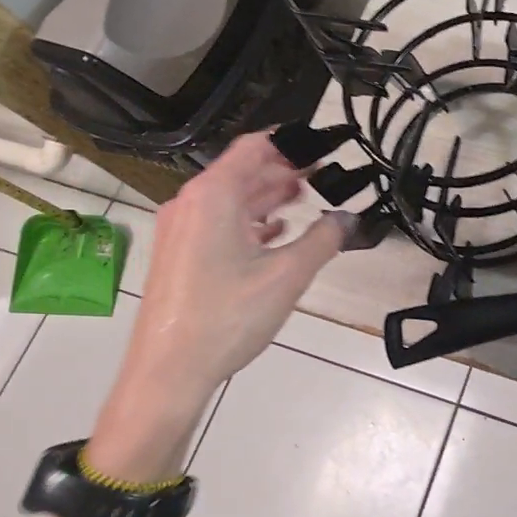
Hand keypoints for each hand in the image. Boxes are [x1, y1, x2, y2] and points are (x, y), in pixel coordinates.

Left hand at [86, 133, 348, 480]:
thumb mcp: (287, 276)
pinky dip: (248, 222)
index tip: (325, 148)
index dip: (291, 144)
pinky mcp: (178, 253)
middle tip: (324, 177)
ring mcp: (180, 228)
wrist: (167, 372)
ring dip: (268, 198)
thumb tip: (349, 218)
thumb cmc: (227, 317)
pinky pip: (218, 222)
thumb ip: (323, 238)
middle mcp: (191, 202)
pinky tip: (275, 237)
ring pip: (231, 198)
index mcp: (213, 195)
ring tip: (306, 204)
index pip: (255, 147)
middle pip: (243, 171)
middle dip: (284, 173)